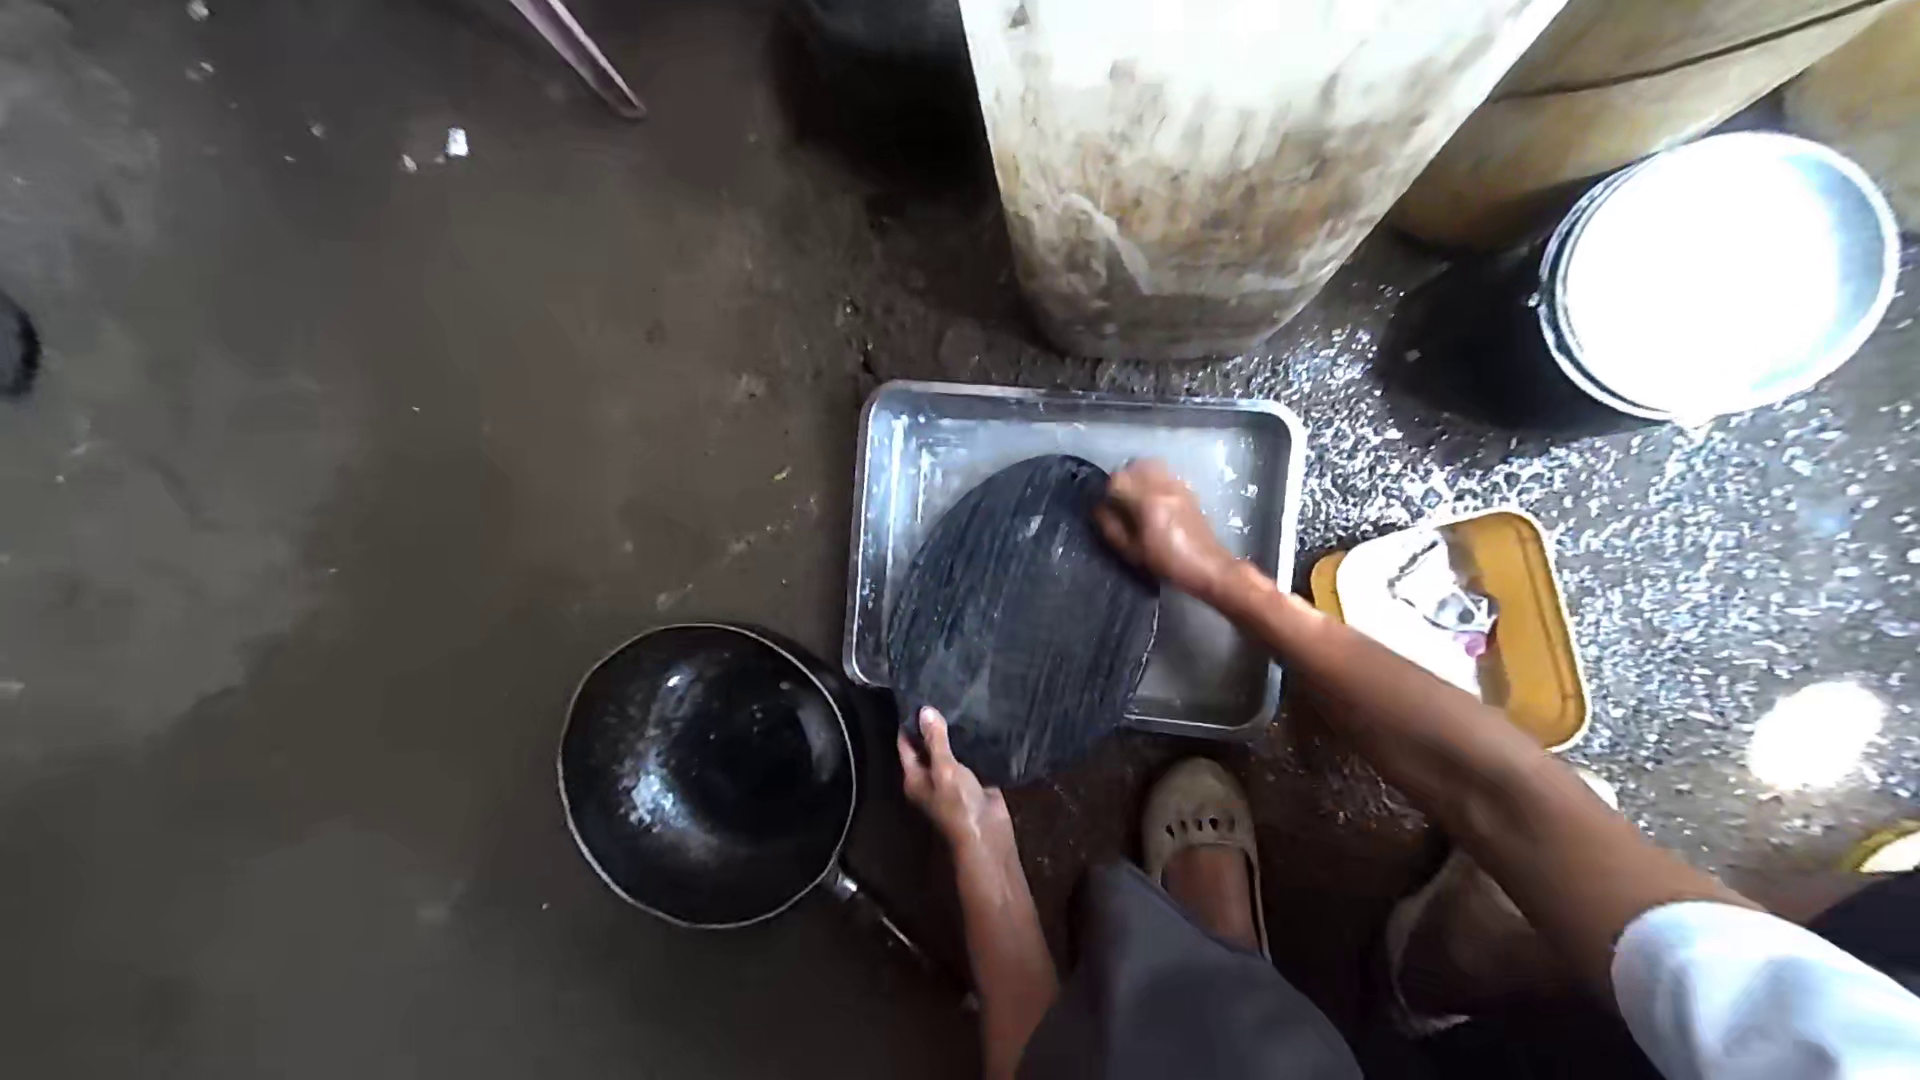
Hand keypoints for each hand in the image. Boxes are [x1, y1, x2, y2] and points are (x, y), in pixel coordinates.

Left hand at [898, 707, 1014, 856]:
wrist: (988, 835)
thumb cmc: (958, 803)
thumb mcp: (943, 768)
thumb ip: (935, 740)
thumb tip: (924, 710)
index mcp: (915, 777)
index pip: (906, 744)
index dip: (909, 722)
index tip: (916, 696)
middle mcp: (930, 776)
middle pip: (928, 745)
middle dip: (933, 724)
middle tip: (941, 693)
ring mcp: (952, 778)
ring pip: (950, 749)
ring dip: (953, 731)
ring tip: (959, 700)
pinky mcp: (974, 779)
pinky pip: (969, 756)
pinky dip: (972, 742)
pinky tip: (978, 720)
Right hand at [1094, 459, 1237, 596]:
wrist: (1208, 566)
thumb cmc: (1166, 562)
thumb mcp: (1131, 551)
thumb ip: (1110, 527)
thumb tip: (1099, 508)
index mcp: (1147, 501)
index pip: (1118, 479)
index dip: (1107, 489)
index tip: (1107, 504)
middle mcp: (1163, 487)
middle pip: (1135, 465)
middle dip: (1123, 478)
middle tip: (1120, 498)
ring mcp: (1178, 486)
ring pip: (1151, 465)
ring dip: (1139, 475)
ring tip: (1136, 495)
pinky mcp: (1188, 490)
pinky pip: (1165, 474)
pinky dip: (1154, 479)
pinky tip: (1154, 499)